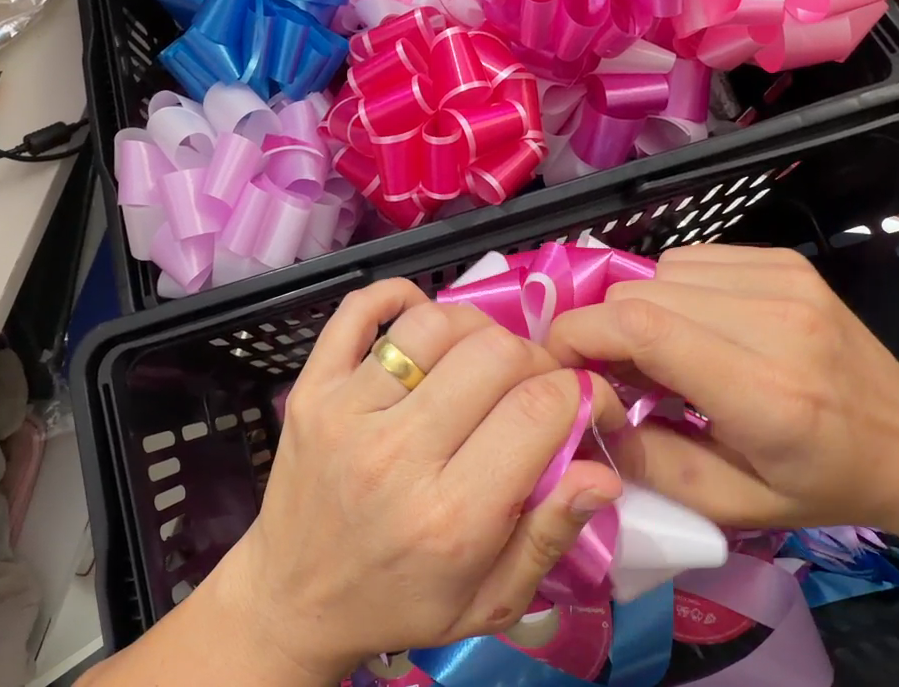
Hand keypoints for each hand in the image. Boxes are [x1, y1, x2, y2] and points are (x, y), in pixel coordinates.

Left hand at [211, 279, 626, 680]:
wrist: (296, 598)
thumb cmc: (400, 602)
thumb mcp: (490, 602)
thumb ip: (549, 537)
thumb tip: (603, 473)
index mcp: (452, 516)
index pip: (538, 411)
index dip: (581, 392)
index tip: (587, 402)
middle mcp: (398, 454)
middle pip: (493, 355)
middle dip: (535, 358)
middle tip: (536, 383)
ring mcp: (346, 412)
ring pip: (433, 324)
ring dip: (476, 327)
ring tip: (484, 356)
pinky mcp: (311, 388)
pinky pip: (355, 312)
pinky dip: (396, 296)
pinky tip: (422, 315)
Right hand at [547, 244, 898, 536]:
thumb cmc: (820, 483)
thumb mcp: (731, 503)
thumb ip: (646, 462)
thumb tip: (578, 409)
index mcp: (765, 394)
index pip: (641, 328)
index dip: (579, 334)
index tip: (557, 361)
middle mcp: (776, 323)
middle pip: (638, 295)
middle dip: (604, 329)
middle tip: (613, 371)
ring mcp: (785, 281)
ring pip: (657, 271)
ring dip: (639, 309)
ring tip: (663, 351)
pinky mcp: (786, 261)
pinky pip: (687, 258)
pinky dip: (671, 289)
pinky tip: (696, 324)